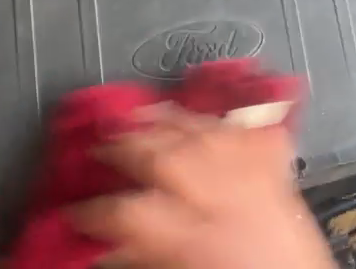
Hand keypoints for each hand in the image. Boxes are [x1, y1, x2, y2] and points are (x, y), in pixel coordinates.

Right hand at [71, 105, 334, 268]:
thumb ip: (148, 251)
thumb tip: (112, 242)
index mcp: (195, 238)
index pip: (128, 212)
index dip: (95, 208)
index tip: (75, 208)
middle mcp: (225, 198)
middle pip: (164, 154)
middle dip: (126, 140)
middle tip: (97, 139)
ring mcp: (255, 175)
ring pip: (203, 130)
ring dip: (168, 116)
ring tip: (140, 108)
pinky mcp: (281, 166)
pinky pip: (249, 128)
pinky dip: (225, 114)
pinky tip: (207, 103)